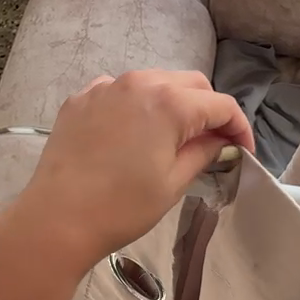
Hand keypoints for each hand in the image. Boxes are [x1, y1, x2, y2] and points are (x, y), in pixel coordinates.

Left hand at [4, 70, 253, 272]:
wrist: (56, 218)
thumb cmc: (121, 206)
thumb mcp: (173, 182)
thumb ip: (203, 152)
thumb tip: (219, 140)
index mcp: (169, 103)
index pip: (220, 105)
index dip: (239, 127)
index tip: (243, 150)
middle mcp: (139, 82)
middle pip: (190, 84)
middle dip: (208, 109)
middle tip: (213, 142)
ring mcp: (105, 87)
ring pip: (154, 81)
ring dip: (173, 102)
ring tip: (173, 136)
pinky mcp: (81, 98)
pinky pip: (119, 91)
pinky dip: (136, 105)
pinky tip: (132, 133)